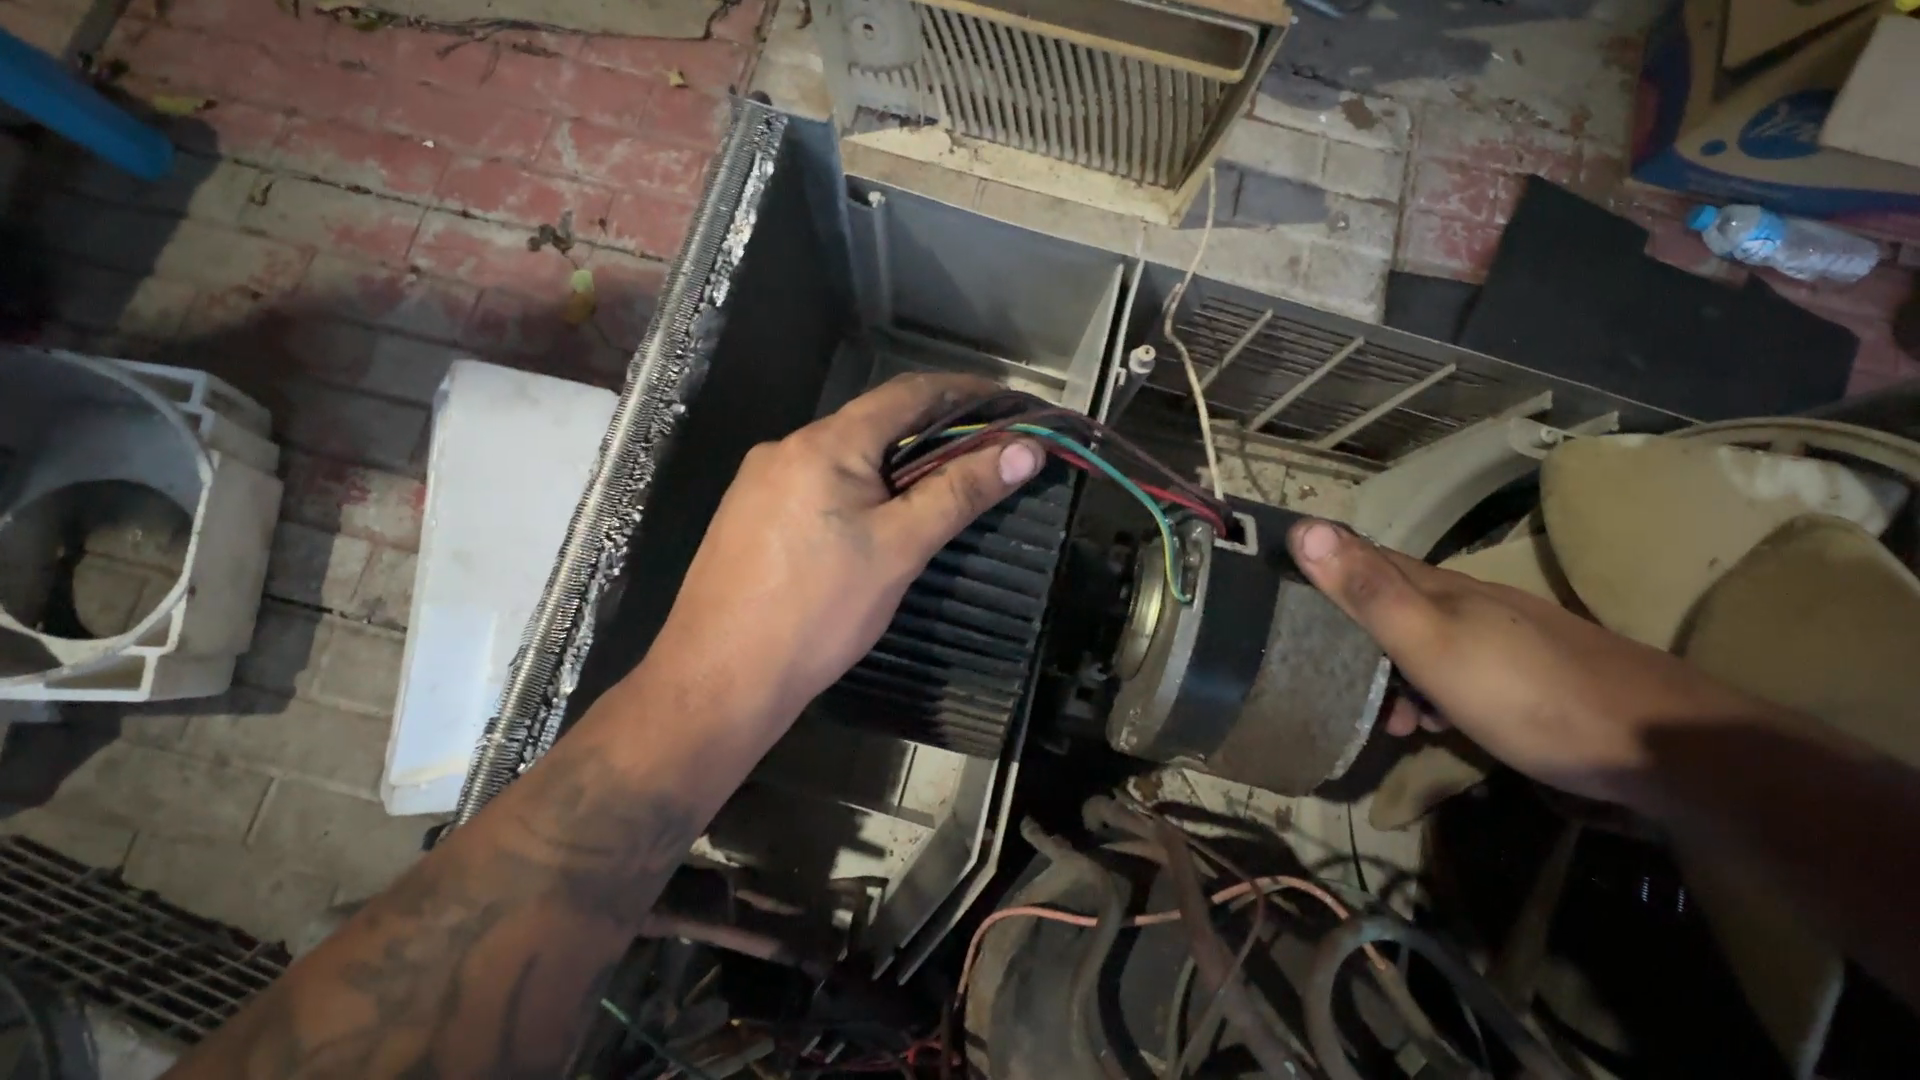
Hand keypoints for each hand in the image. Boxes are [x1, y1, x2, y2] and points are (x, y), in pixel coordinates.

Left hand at [645, 374, 1043, 728]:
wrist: (719, 679)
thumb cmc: (817, 612)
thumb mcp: (898, 550)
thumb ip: (959, 493)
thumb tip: (1024, 451)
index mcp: (825, 444)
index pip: (907, 393)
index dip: (963, 390)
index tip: (1008, 401)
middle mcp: (786, 448)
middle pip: (874, 422)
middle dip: (933, 431)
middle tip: (986, 451)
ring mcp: (760, 483)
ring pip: (845, 457)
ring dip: (895, 463)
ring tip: (941, 488)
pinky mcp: (749, 517)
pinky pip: (817, 486)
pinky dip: (859, 489)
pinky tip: (876, 523)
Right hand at [1285, 519, 1785, 807]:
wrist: (1664, 749)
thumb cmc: (1528, 693)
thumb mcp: (1433, 643)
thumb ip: (1368, 590)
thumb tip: (1304, 526)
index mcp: (1442, 589)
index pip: (1366, 559)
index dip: (1324, 565)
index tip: (1281, 585)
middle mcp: (1470, 604)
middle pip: (1392, 603)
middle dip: (1350, 631)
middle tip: (1317, 671)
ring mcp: (1504, 640)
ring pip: (1423, 642)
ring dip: (1388, 671)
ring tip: (1378, 716)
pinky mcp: (1527, 677)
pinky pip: (1454, 672)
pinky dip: (1427, 691)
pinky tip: (1431, 724)